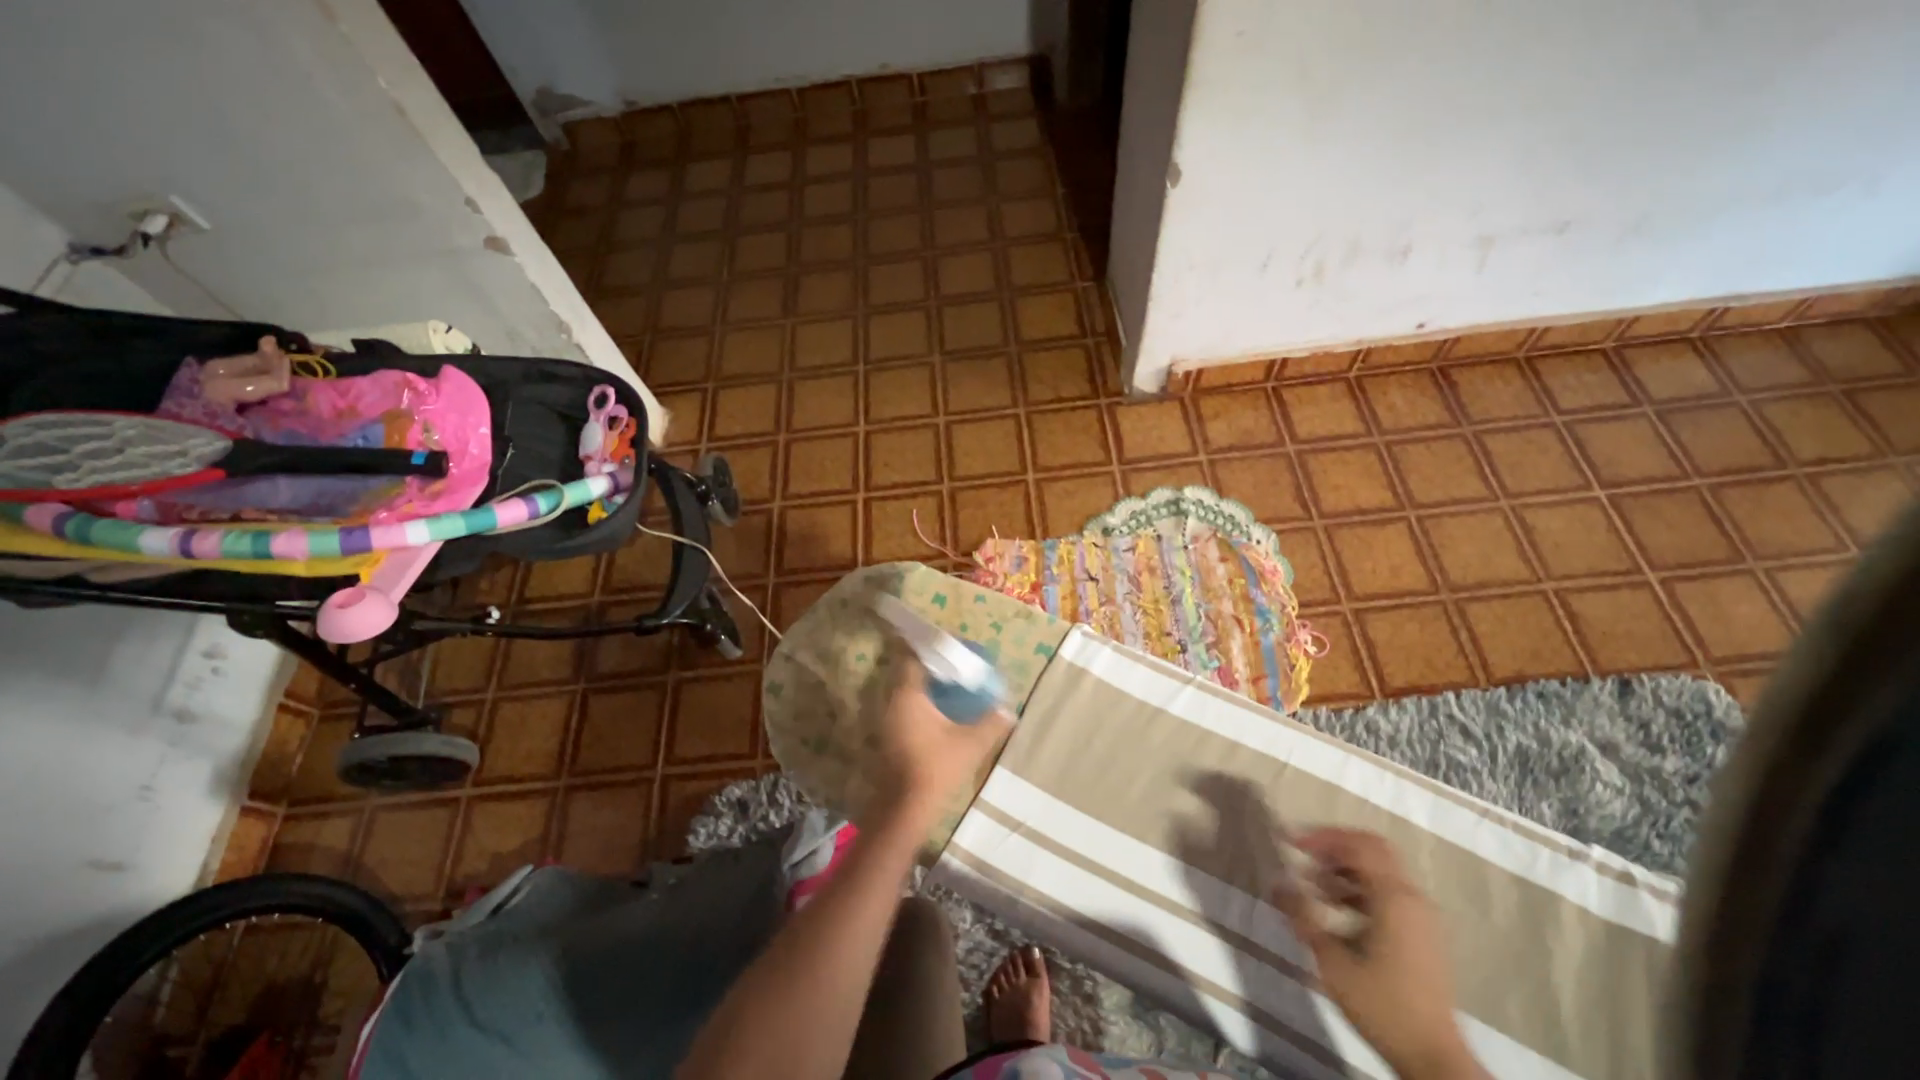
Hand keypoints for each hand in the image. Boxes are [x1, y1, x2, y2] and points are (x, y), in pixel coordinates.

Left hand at [871, 654, 1010, 825]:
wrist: (906, 808)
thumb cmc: (937, 768)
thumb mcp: (971, 743)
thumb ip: (991, 723)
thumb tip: (1008, 710)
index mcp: (907, 696)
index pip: (913, 659)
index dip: (932, 652)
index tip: (951, 651)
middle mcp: (890, 703)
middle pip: (908, 675)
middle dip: (931, 671)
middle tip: (956, 671)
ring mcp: (885, 722)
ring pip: (905, 695)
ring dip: (925, 691)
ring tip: (951, 692)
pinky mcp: (886, 738)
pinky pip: (903, 711)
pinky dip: (920, 708)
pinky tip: (940, 716)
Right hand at [1273, 829, 1482, 1079]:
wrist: (1430, 1053)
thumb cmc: (1380, 1004)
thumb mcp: (1331, 960)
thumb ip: (1302, 916)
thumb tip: (1276, 883)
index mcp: (1394, 898)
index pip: (1359, 844)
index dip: (1323, 836)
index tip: (1290, 841)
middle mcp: (1413, 899)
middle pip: (1373, 852)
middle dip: (1335, 849)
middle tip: (1302, 857)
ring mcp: (1422, 917)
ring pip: (1381, 874)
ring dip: (1346, 872)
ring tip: (1313, 887)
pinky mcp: (1423, 934)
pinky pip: (1389, 895)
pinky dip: (1361, 891)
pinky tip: (1337, 912)